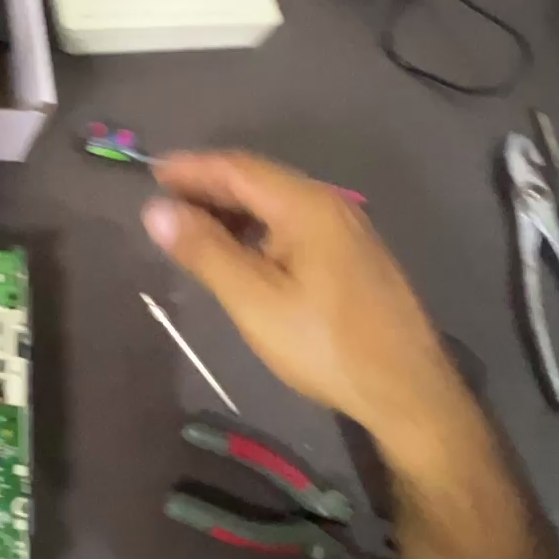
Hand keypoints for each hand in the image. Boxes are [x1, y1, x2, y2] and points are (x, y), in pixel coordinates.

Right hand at [143, 152, 476, 469]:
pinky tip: (240, 250)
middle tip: (164, 202)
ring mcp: (344, 229)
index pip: (238, 169)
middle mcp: (329, 205)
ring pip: (276, 203)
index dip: (192, 168)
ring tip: (191, 226)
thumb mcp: (254, 300)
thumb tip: (156, 211)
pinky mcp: (350, 254)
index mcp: (306, 206)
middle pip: (258, 181)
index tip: (152, 173)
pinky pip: (292, 223)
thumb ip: (205, 251)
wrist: (406, 391)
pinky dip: (257, 227)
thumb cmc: (324, 344)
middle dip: (208, 186)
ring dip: (232, 208)